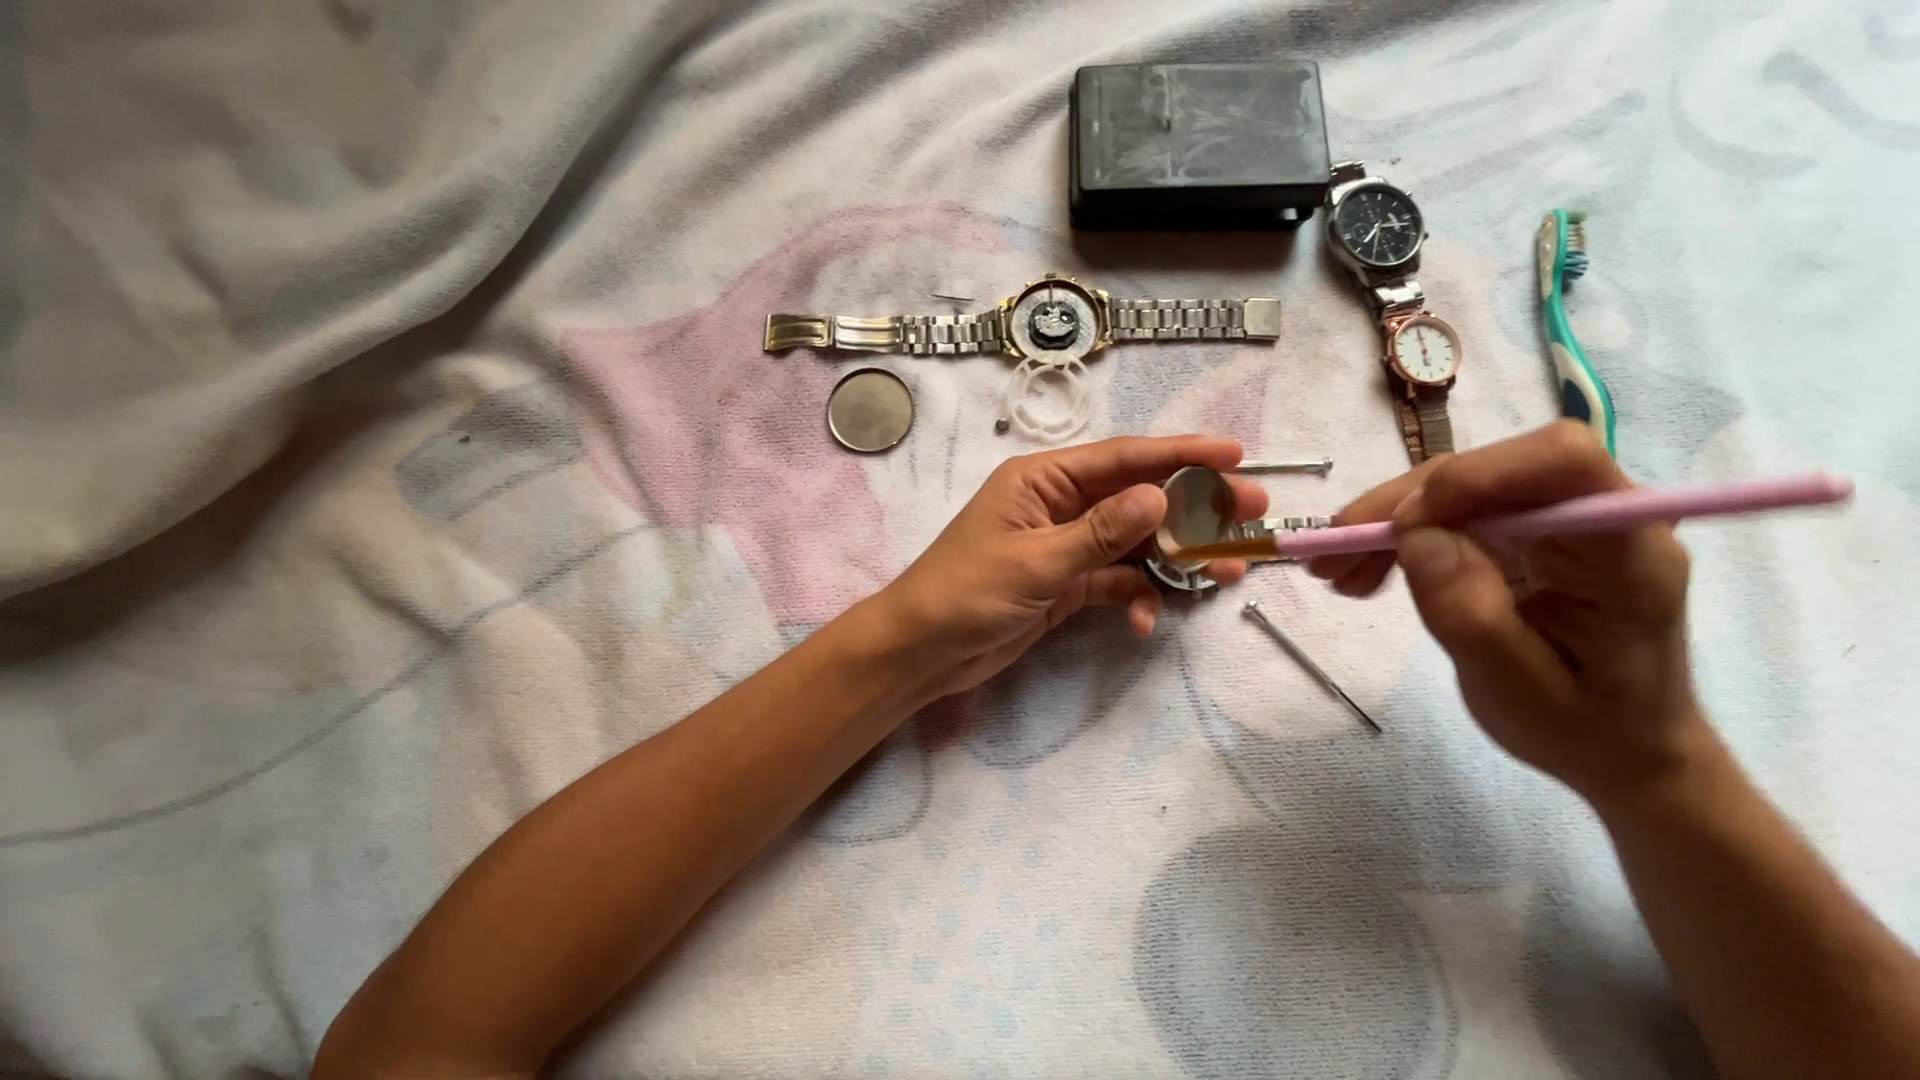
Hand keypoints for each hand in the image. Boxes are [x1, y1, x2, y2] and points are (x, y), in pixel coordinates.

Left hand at [873, 436, 1268, 701]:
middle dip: (1194, 507)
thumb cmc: (967, 592)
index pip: (1122, 457)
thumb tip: (1157, 494)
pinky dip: (1136, 598)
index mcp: (1044, 479)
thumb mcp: (1037, 560)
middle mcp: (1060, 504)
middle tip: (1252, 514)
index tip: (1233, 453)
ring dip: (1177, 557)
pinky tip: (1146, 621)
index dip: (1180, 454)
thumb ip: (1100, 531)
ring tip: (1227, 572)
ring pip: (1135, 542)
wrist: (923, 651)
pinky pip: (1116, 582)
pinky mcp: (1067, 585)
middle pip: (1138, 497)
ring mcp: (1066, 545)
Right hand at [1309, 422, 1707, 802]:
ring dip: (1387, 523)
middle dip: (1403, 504)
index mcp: (1624, 549)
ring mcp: (1553, 522)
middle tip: (1333, 554)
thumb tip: (1416, 538)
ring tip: (1334, 574)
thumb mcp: (1518, 690)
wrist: (1619, 748)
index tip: (1401, 525)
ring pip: (1457, 488)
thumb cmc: (1582, 728)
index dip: (1475, 475)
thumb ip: (1472, 616)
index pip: (1561, 462)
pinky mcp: (1522, 534)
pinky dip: (1398, 538)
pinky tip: (1363, 574)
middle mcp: (1592, 517)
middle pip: (1488, 470)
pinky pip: (1450, 514)